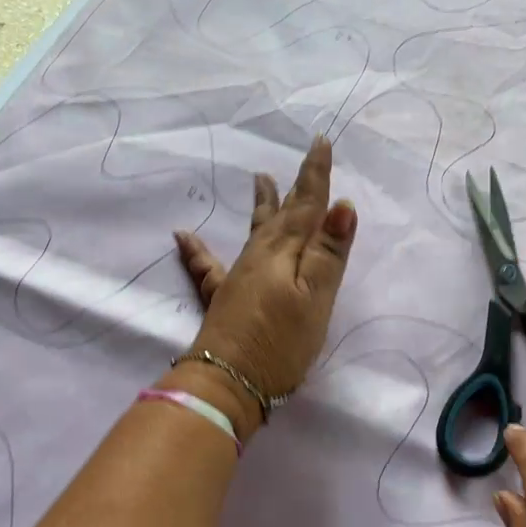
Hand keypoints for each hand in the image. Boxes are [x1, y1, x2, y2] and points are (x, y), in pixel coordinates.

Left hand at [173, 136, 357, 429]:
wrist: (225, 384)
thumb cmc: (279, 342)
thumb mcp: (315, 298)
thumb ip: (328, 253)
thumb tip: (343, 205)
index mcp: (285, 251)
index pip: (306, 205)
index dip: (315, 175)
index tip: (320, 142)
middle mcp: (260, 255)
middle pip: (282, 214)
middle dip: (295, 186)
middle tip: (300, 159)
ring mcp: (238, 277)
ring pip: (255, 231)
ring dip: (262, 204)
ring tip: (260, 179)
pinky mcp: (223, 299)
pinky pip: (208, 265)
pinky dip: (197, 249)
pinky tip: (182, 236)